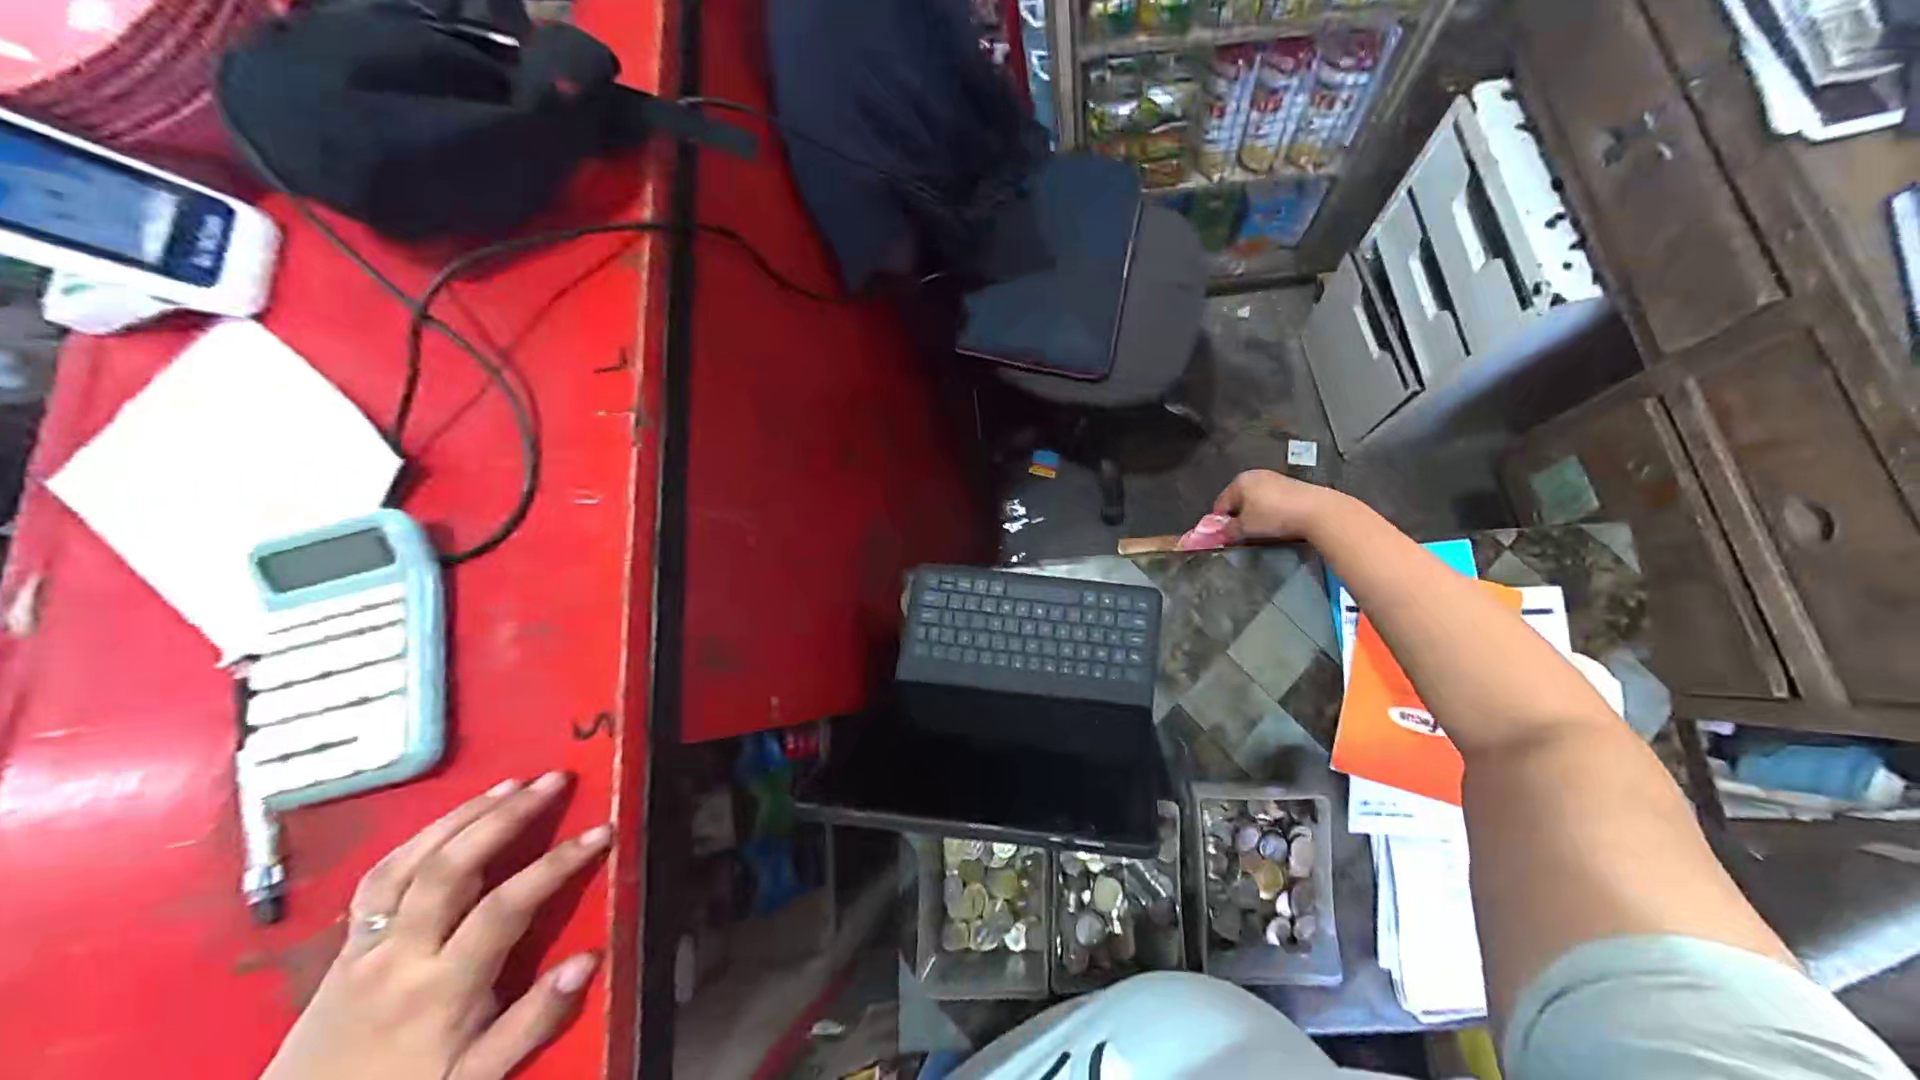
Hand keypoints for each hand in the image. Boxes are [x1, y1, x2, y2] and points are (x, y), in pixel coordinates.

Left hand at [262, 773, 611, 1079]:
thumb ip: (532, 1023)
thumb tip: (587, 960)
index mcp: (439, 990)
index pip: (505, 908)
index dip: (557, 864)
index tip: (600, 832)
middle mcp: (399, 956)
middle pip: (452, 868)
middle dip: (507, 816)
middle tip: (553, 780)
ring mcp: (365, 946)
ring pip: (412, 862)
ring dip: (466, 814)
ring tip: (512, 782)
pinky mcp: (344, 943)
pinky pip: (379, 877)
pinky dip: (421, 837)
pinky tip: (454, 818)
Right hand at [1203, 469, 1338, 543]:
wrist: (1316, 511)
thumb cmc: (1273, 516)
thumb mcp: (1245, 528)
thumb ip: (1228, 531)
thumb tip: (1218, 534)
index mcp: (1239, 481)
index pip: (1220, 504)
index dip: (1220, 522)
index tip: (1224, 535)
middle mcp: (1255, 475)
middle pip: (1238, 500)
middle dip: (1238, 516)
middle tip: (1243, 533)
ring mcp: (1274, 478)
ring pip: (1255, 499)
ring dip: (1254, 514)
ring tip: (1262, 529)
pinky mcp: (1291, 485)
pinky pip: (1271, 499)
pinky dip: (1270, 510)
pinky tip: (1277, 521)